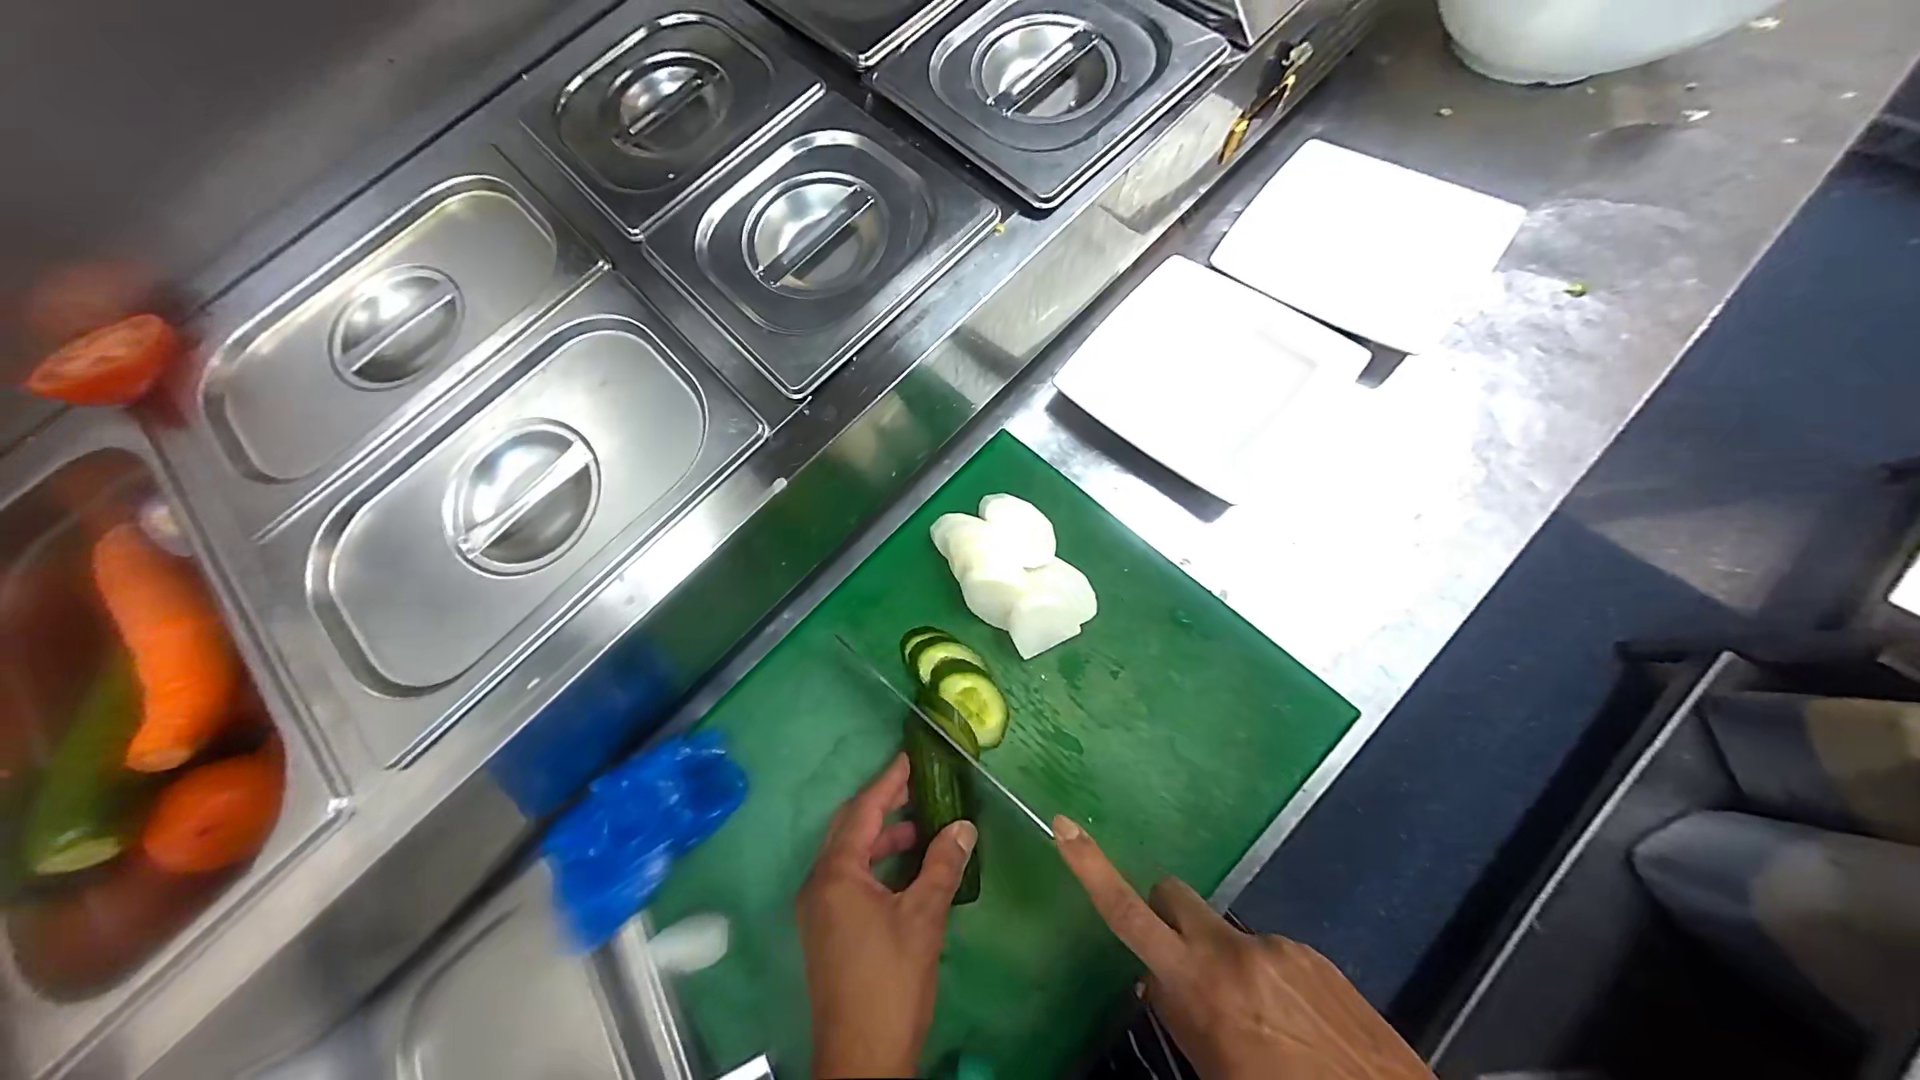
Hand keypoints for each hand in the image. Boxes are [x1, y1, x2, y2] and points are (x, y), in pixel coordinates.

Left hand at [798, 753, 977, 1077]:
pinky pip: (850, 877)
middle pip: (850, 828)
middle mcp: (819, 884)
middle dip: (883, 804)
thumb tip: (963, 826)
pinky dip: (878, 863)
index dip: (888, 782)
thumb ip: (942, 866)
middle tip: (917, 785)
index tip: (909, 757)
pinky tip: (907, 867)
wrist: (862, 1058)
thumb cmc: (890, 982)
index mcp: (835, 874)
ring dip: (883, 836)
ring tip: (922, 826)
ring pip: (850, 855)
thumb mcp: (923, 918)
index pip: (862, 812)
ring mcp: (820, 909)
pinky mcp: (828, 929)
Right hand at [1053, 817, 1432, 1079]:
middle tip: (1176, 960)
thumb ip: (1181, 1015)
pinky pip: (1268, 952)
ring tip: (1258, 1023)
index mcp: (1200, 984)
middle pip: (1173, 895)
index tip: (1065, 827)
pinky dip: (1265, 976)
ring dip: (1223, 961)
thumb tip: (1156, 981)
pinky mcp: (1313, 953)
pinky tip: (1292, 1026)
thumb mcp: (1215, 1072)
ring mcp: (1278, 946)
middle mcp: (1234, 950)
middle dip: (1163, 914)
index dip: (1092, 869)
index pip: (1129, 915)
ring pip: (1223, 933)